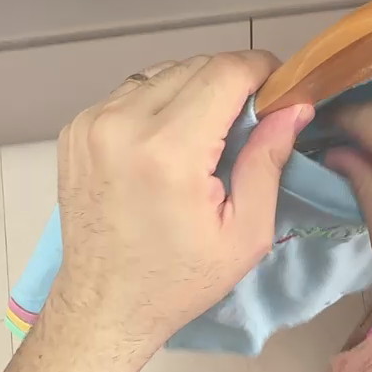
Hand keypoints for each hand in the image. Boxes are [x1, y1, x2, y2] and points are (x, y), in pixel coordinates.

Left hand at [42, 52, 312, 368]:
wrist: (105, 305)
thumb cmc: (180, 280)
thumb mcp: (244, 235)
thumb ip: (268, 163)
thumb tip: (295, 106)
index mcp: (168, 151)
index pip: (225, 71)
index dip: (261, 71)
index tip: (278, 91)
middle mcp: (122, 123)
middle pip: (194, 66)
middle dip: (230, 84)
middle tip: (246, 124)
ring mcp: (91, 123)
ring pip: (162, 73)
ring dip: (193, 92)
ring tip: (205, 137)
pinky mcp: (75, 129)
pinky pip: (131, 93)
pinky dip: (157, 105)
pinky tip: (166, 144)